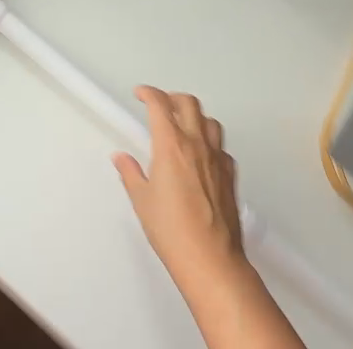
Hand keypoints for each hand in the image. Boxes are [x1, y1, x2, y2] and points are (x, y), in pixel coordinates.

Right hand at [115, 87, 307, 348]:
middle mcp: (197, 145)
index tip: (141, 93)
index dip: (149, 93)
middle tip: (161, 104)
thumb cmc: (174, 232)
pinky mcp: (230, 175)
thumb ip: (131, 173)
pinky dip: (210, 143)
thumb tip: (122, 159)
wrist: (211, 259)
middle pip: (189, 103)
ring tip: (183, 124)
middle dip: (172, 98)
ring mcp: (217, 159)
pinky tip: (202, 155)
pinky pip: (222, 147)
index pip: (160, 104)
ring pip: (210, 121)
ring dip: (195, 116)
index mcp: (172, 146)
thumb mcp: (142, 201)